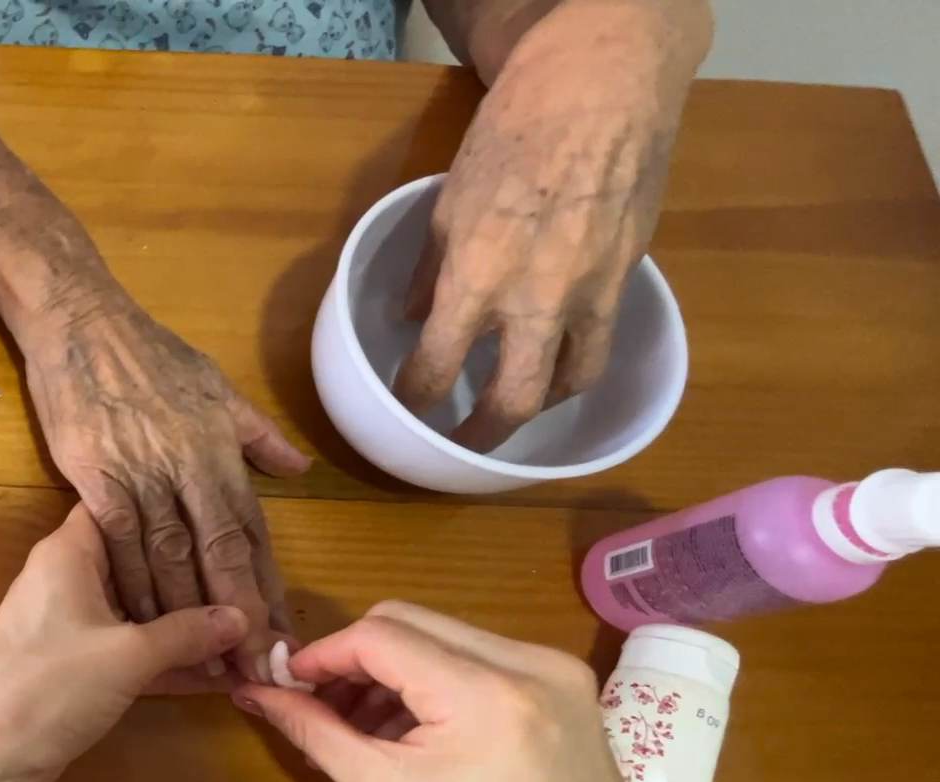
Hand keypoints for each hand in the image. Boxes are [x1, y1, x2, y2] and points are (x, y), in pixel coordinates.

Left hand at [0, 503, 248, 781]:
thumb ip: (186, 632)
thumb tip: (241, 617)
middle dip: (195, 580)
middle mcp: (71, 578)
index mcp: (70, 552)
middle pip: (141, 563)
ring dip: (187, 627)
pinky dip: (167, 660)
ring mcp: (75, 622)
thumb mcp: (127, 655)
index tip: (220, 521)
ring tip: (249, 638)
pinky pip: (132, 649)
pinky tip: (218, 675)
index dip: (170, 512)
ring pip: (140, 611)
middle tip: (254, 591)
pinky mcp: (80, 663)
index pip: (123, 509)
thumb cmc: (49, 682)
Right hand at [16, 293, 309, 680]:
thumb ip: (256, 433)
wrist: (79, 323)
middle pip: (218, 553)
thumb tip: (298, 470)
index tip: (281, 631)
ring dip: (187, 613)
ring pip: (169, 557)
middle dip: (238, 613)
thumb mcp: (214, 384)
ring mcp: (139, 477)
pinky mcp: (94, 480)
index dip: (267, 583)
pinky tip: (139, 620)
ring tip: (203, 662)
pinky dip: (131, 584)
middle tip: (255, 667)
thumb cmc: (147, 353)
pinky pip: (118, 543)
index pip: (251, 529)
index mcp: (218, 450)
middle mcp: (186, 470)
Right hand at [233, 602, 669, 781]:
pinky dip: (425, 678)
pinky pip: (470, 654)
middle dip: (350, 658)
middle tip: (317, 702)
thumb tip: (253, 692)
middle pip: (405, 621)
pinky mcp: (561, 683)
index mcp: (486, 692)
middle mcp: (528, 661)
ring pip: (436, 634)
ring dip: (386, 668)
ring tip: (358, 723)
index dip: (321, 654)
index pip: (377, 636)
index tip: (285, 683)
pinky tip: (406, 725)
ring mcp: (552, 668)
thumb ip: (312, 730)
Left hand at [397, 0, 708, 450]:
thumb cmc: (508, 140)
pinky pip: (603, 338)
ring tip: (512, 409)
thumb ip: (430, 275)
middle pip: (514, 399)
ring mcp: (593, 289)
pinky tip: (553, 359)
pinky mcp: (630, 273)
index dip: (413, 398)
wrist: (603, 85)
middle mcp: (537, 299)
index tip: (404, 408)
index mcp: (476, 281)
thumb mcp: (446, 209)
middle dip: (483, 433)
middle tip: (462, 443)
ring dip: (539, 404)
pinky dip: (575, 361)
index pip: (435, 368)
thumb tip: (413, 319)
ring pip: (573, 378)